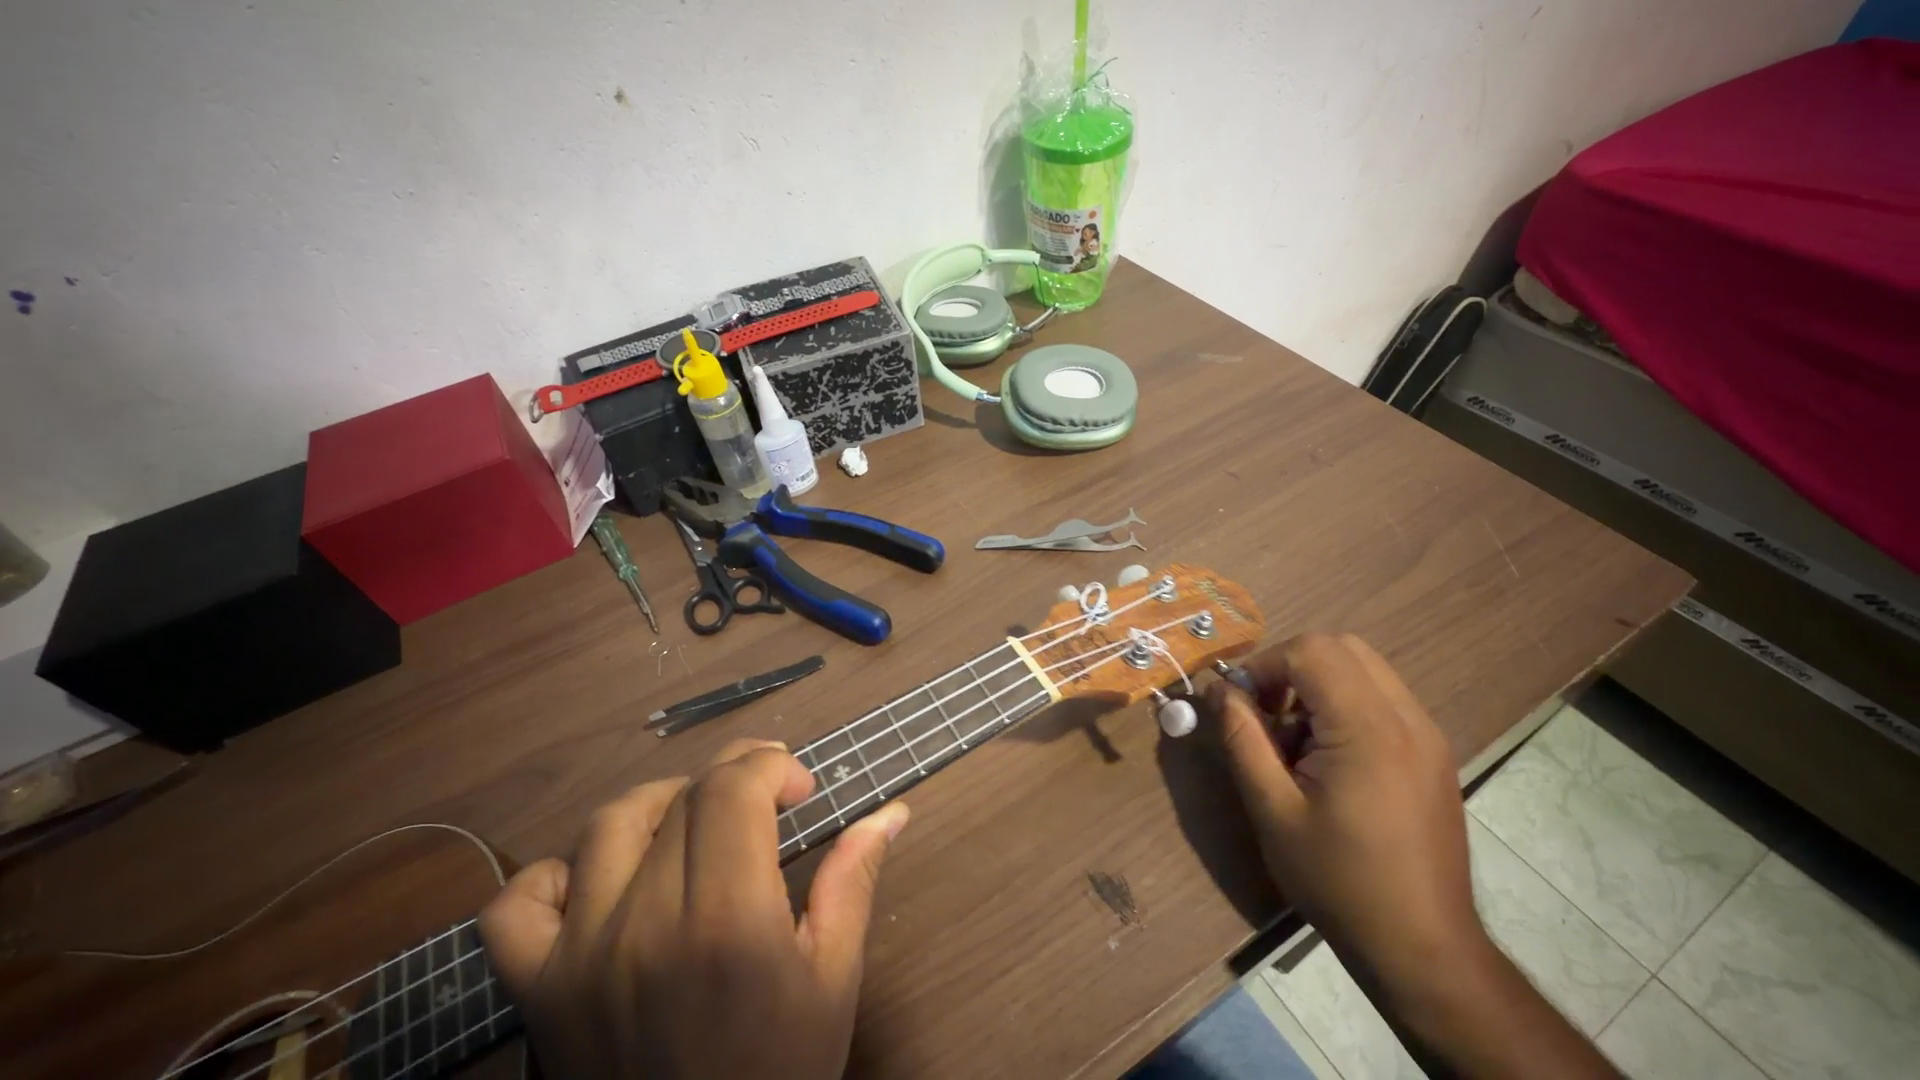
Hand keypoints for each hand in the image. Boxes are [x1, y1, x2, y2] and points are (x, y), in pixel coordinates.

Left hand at [478, 739, 909, 1079]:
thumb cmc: (780, 1071)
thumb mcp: (832, 982)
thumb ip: (853, 883)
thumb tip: (890, 811)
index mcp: (730, 920)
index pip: (732, 790)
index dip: (768, 766)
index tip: (798, 787)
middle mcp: (646, 924)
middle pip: (680, 801)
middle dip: (729, 779)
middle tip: (763, 800)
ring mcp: (579, 957)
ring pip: (606, 829)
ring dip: (659, 807)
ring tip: (694, 826)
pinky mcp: (535, 991)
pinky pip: (513, 907)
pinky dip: (550, 879)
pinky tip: (596, 887)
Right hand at [1206, 633, 1477, 972]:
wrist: (1420, 943)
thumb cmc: (1337, 879)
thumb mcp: (1272, 810)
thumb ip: (1242, 738)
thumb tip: (1218, 690)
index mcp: (1368, 727)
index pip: (1312, 650)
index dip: (1265, 665)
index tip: (1241, 706)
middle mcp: (1406, 717)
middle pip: (1342, 648)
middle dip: (1292, 668)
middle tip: (1266, 717)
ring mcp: (1427, 734)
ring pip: (1365, 670)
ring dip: (1319, 687)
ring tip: (1295, 745)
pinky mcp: (1433, 754)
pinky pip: (1383, 700)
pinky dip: (1346, 707)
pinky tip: (1329, 762)